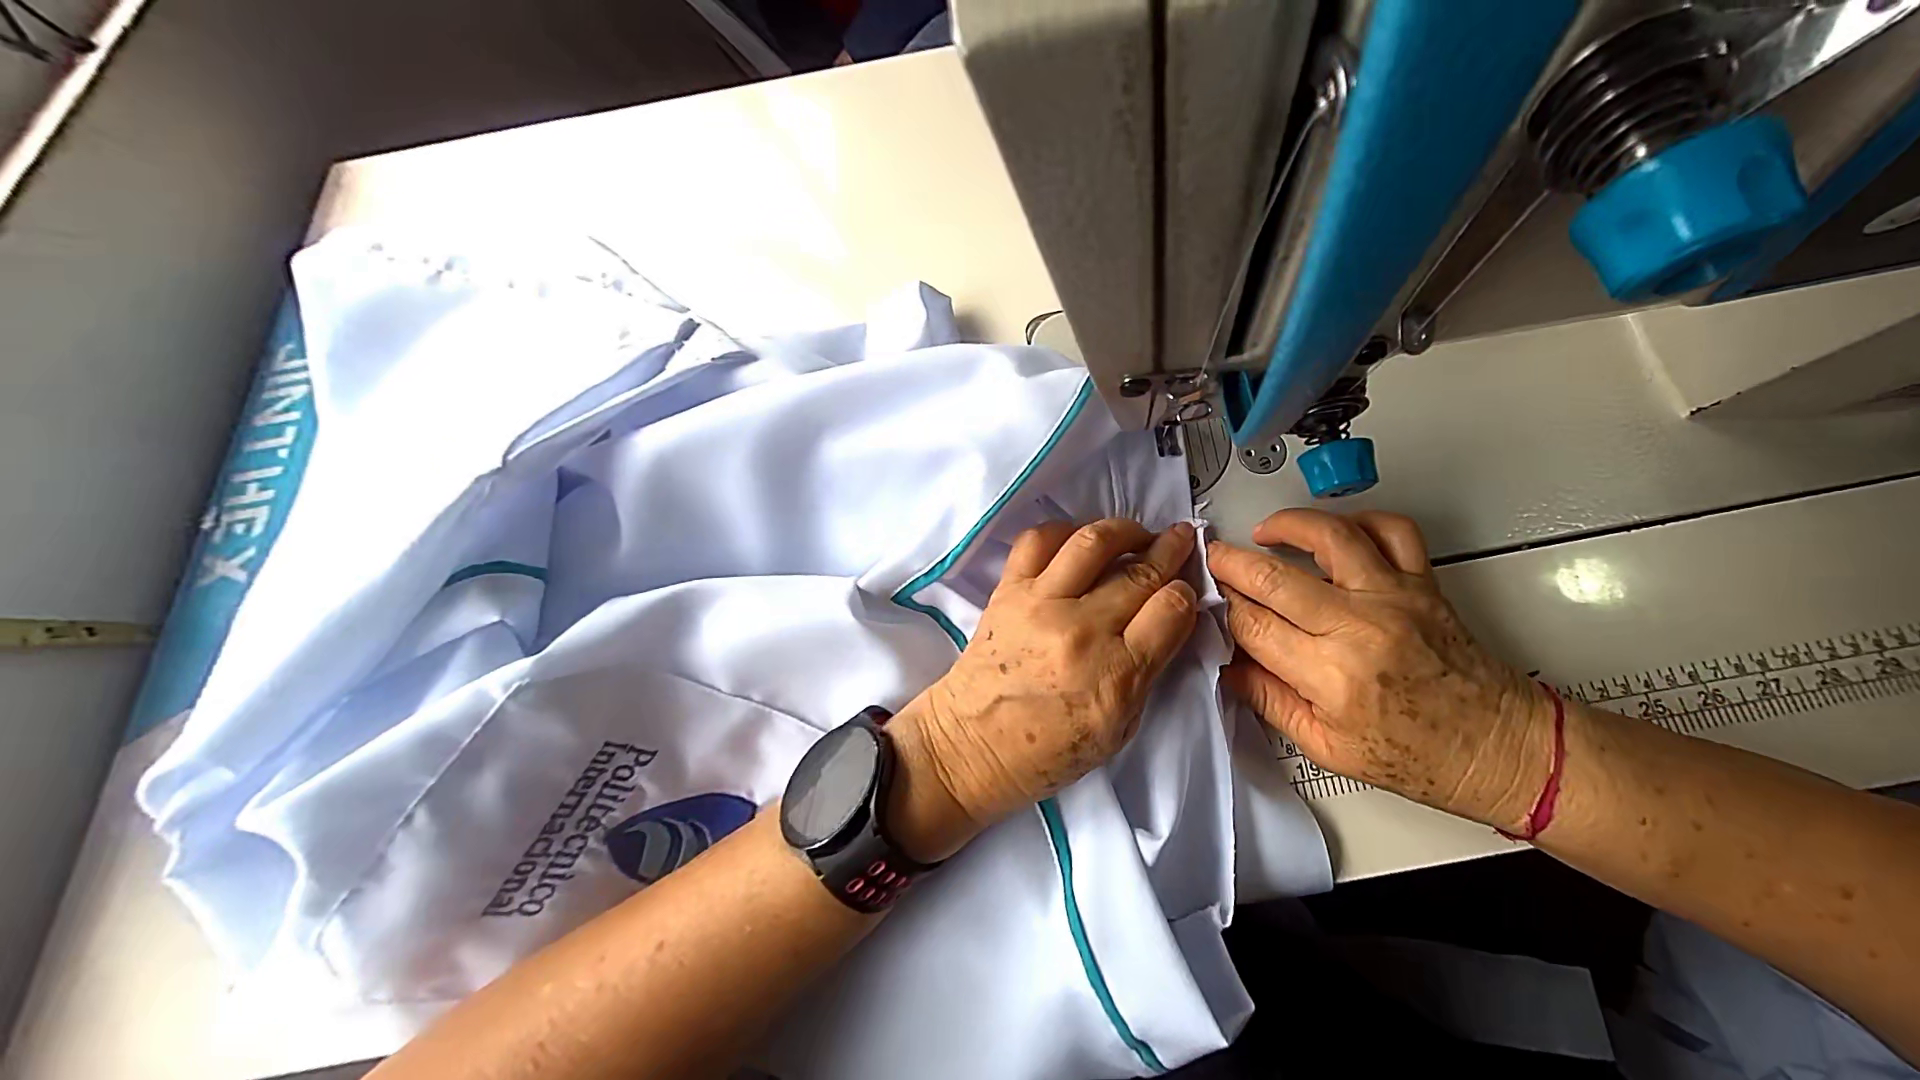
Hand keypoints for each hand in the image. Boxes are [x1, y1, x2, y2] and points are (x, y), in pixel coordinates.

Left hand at [888, 519, 1199, 859]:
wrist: (972, 745)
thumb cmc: (1049, 750)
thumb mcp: (1120, 727)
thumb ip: (1148, 671)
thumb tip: (1168, 619)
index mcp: (1117, 673)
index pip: (1171, 609)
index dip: (1185, 592)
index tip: (1184, 588)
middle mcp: (1082, 630)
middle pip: (1140, 572)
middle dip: (1168, 550)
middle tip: (1178, 539)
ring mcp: (1041, 605)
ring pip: (1093, 543)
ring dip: (1124, 529)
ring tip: (1136, 533)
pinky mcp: (1008, 591)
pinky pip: (1038, 541)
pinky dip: (1064, 530)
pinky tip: (1079, 539)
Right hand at [1207, 508, 1553, 831]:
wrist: (1497, 747)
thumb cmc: (1418, 755)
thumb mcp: (1324, 745)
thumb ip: (1268, 698)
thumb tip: (1228, 664)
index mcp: (1331, 676)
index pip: (1250, 625)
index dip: (1220, 609)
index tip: (1207, 601)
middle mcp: (1360, 628)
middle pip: (1273, 577)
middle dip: (1230, 563)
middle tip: (1213, 559)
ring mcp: (1394, 599)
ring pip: (1329, 537)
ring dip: (1286, 525)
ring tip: (1263, 532)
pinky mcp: (1421, 585)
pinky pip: (1391, 530)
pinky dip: (1359, 520)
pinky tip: (1334, 532)